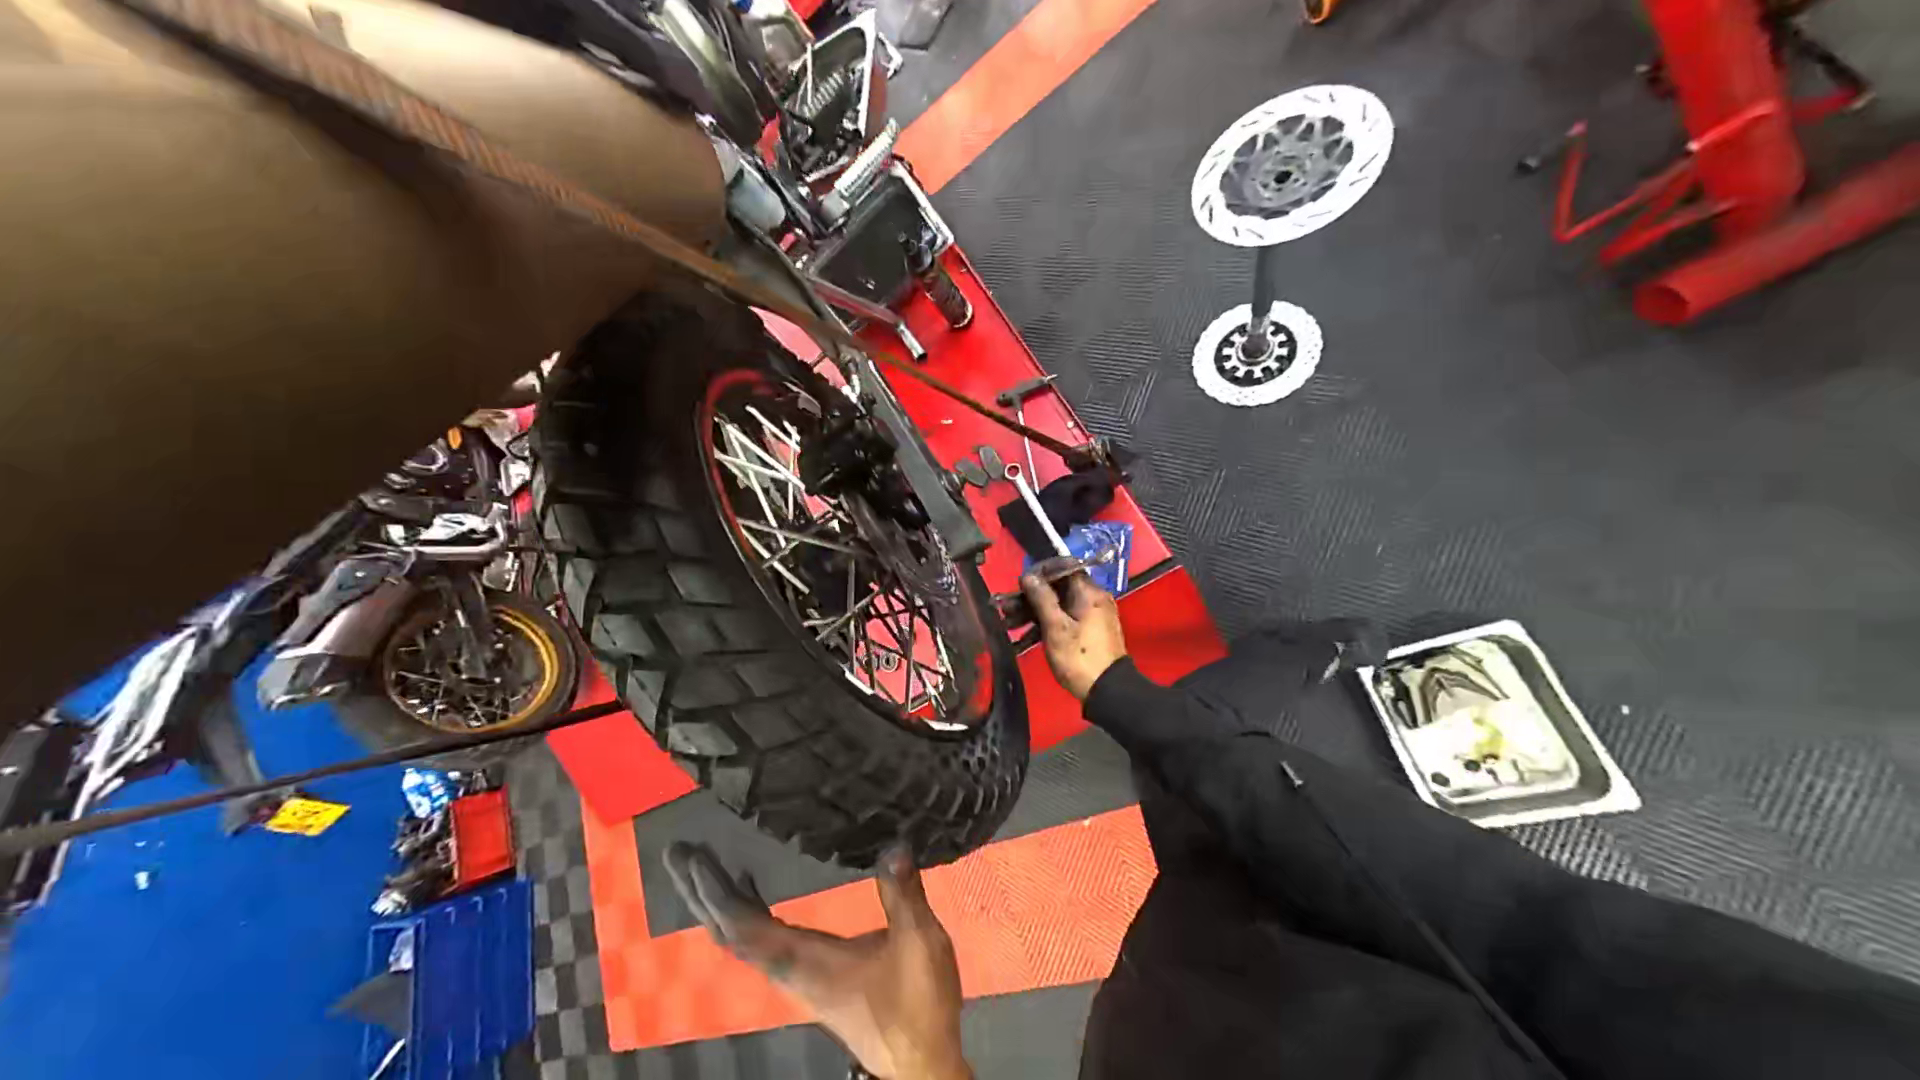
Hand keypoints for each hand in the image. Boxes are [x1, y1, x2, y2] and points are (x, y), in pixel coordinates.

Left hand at [664, 842, 970, 1079]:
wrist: (922, 1065)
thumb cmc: (917, 1007)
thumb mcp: (919, 944)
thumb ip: (903, 894)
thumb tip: (893, 843)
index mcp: (805, 962)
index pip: (745, 928)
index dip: (718, 893)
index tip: (695, 858)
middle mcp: (789, 970)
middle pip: (730, 931)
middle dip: (702, 892)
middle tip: (679, 851)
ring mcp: (797, 974)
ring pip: (741, 936)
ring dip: (720, 900)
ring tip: (703, 863)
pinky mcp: (809, 974)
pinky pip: (760, 938)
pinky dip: (747, 909)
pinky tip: (751, 887)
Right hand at [1021, 571, 1126, 700]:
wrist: (1107, 691)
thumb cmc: (1079, 657)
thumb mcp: (1056, 628)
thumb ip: (1042, 599)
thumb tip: (1028, 575)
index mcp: (1089, 593)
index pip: (1063, 569)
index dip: (1040, 573)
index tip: (1019, 584)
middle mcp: (1093, 600)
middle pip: (1058, 589)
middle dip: (1030, 598)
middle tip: (1006, 607)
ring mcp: (1091, 616)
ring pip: (1058, 606)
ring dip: (1033, 613)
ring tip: (1008, 622)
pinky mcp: (1088, 632)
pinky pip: (1064, 620)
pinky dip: (1046, 625)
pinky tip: (1024, 637)